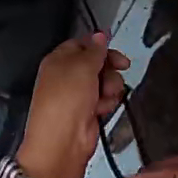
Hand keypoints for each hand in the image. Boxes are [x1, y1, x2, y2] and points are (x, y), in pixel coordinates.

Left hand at [15, 32, 129, 177]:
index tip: (115, 49)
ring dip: (110, 86)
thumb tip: (100, 35)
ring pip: (105, 81)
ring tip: (104, 95)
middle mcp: (66, 76)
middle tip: (119, 68)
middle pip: (97, 62)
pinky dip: (107, 102)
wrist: (63, 141)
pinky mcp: (88, 111)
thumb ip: (94, 50)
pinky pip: (105, 99)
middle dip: (109, 67)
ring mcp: (78, 95)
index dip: (99, 45)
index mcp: (58, 60)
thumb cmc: (66, 100)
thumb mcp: (82, 66)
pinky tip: (103, 108)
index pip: (82, 44)